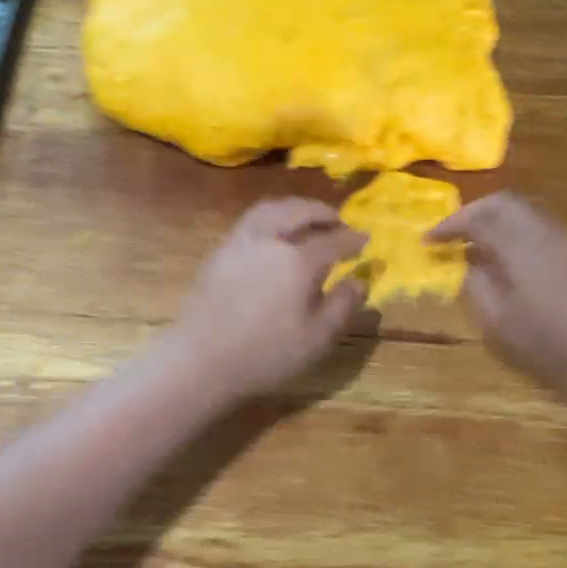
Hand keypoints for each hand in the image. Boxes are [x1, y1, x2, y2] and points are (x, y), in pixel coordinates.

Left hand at [166, 198, 365, 402]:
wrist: (201, 360)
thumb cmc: (265, 355)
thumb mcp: (316, 338)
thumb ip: (341, 305)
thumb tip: (359, 281)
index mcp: (297, 260)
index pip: (332, 241)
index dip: (352, 239)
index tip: (366, 238)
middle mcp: (269, 240)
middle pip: (298, 212)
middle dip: (321, 212)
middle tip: (337, 219)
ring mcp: (239, 241)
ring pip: (270, 209)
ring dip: (293, 208)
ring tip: (305, 218)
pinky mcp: (219, 251)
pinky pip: (250, 221)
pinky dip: (270, 216)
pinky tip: (274, 234)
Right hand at [429, 192, 566, 386]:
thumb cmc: (546, 344)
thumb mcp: (497, 321)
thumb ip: (477, 284)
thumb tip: (470, 262)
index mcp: (521, 245)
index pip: (478, 217)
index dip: (450, 225)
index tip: (428, 240)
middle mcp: (544, 231)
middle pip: (504, 202)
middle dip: (473, 212)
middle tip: (451, 233)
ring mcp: (566, 239)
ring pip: (524, 210)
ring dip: (495, 219)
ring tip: (475, 244)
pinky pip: (539, 226)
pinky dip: (515, 231)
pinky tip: (505, 257)